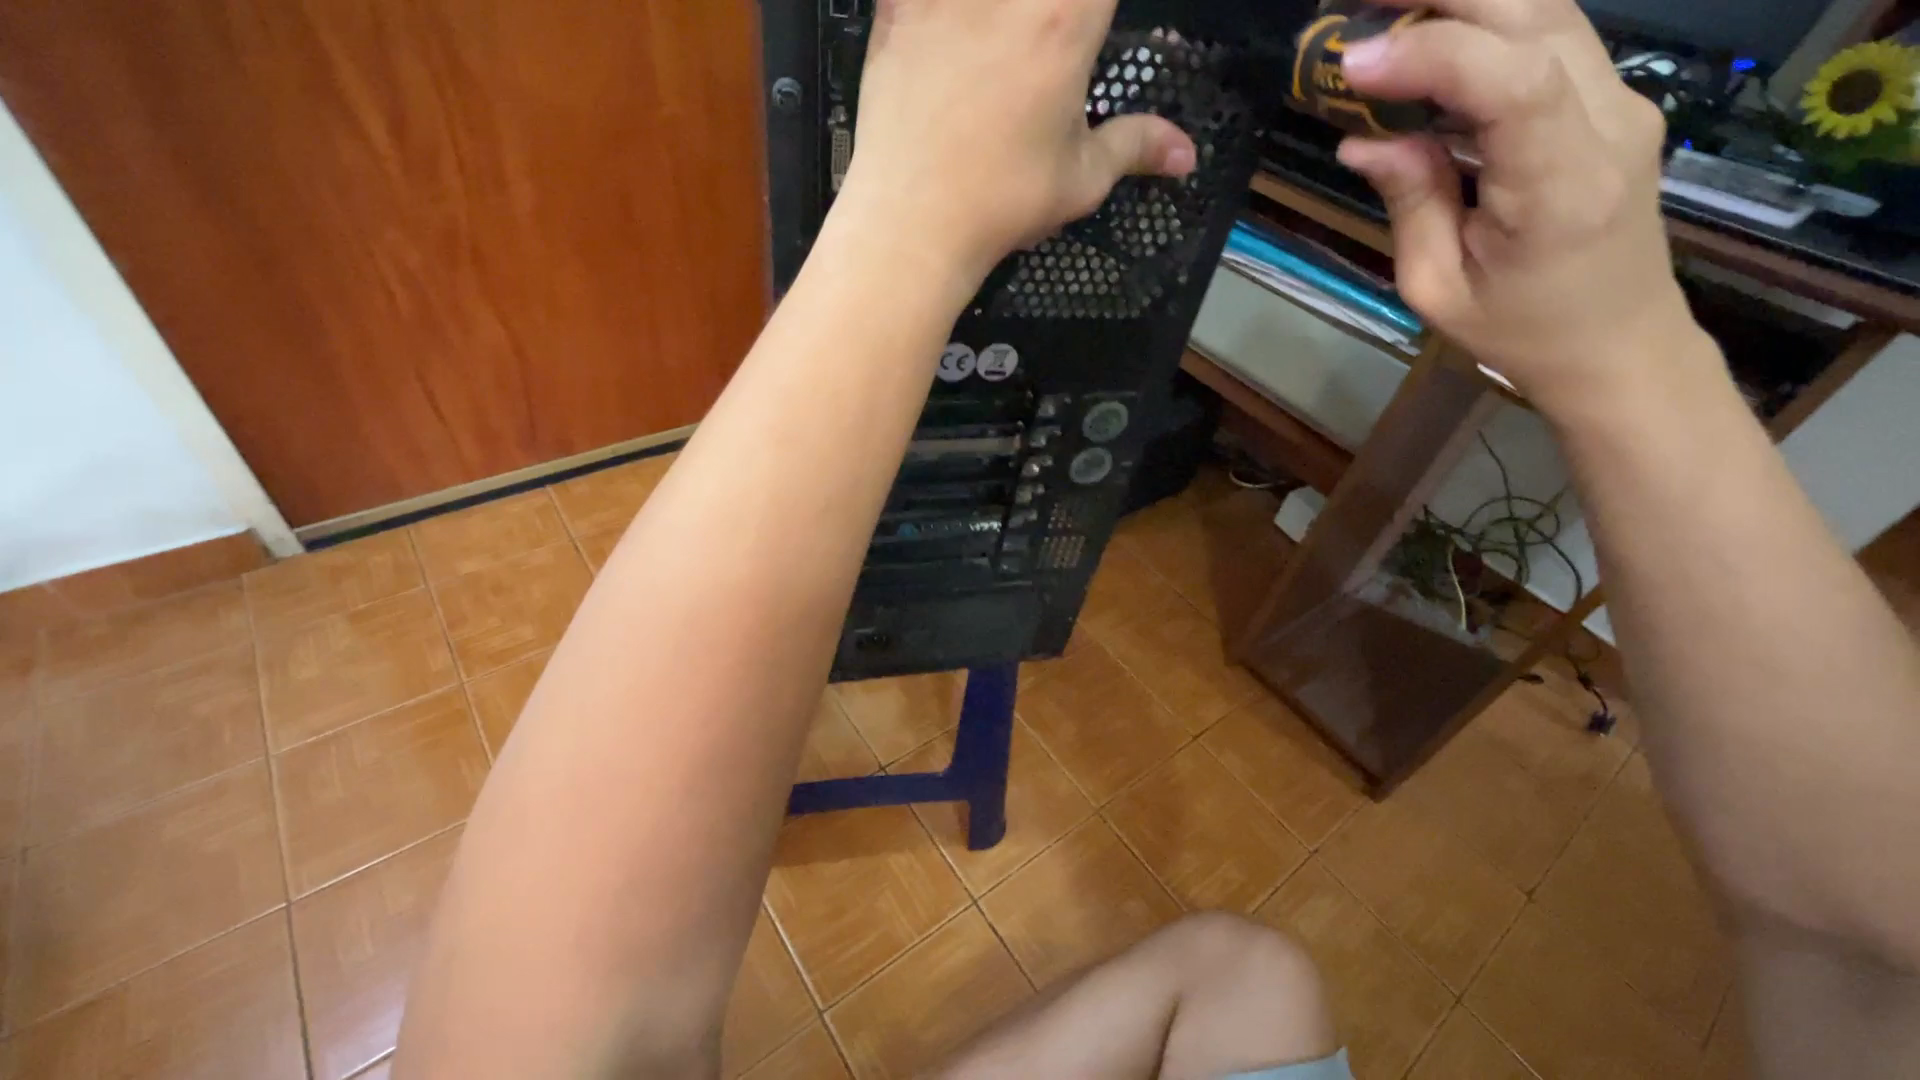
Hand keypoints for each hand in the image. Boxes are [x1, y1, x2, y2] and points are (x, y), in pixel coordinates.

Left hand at [836, 0, 1196, 284]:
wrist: (914, 225)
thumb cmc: (1004, 203)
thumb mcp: (1081, 179)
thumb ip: (1135, 147)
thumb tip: (1185, 153)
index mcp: (1065, 21)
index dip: (1095, 6)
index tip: (1093, 24)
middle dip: (1052, 13)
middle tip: (1044, 36)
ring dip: (990, 15)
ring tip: (994, 43)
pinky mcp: (894, 13)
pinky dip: (922, 8)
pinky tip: (939, 28)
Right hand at [1335, 0, 1705, 408]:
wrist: (1620, 345)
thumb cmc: (1521, 333)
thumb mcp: (1438, 287)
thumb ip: (1409, 201)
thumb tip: (1364, 139)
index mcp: (1562, 187)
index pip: (1512, 80)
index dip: (1431, 53)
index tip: (1351, 61)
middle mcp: (1609, 124)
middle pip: (1537, 12)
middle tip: (1358, 1)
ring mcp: (1621, 102)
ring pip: (1546, 9)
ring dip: (1459, 3)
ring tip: (1383, 13)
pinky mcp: (1612, 100)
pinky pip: (1548, 37)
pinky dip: (1482, 27)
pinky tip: (1428, 43)